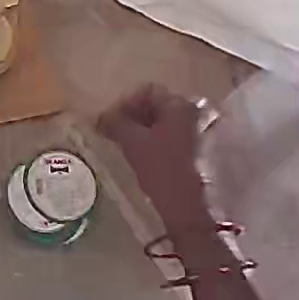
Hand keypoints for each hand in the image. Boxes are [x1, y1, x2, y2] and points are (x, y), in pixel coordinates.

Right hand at [97, 85, 212, 229]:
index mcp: (180, 105)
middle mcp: (194, 112)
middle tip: (112, 131)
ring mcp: (198, 131)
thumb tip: (100, 116)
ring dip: (141, 129)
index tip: (108, 120)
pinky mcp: (197, 150)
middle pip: (156, 105)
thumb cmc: (161, 170)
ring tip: (123, 144)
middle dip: (132, 115)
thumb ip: (115, 123)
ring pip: (162, 122)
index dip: (124, 103)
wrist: (187, 208)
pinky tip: (140, 154)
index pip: (147, 91)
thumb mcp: (132, 143)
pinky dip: (153, 140)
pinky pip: (170, 136)